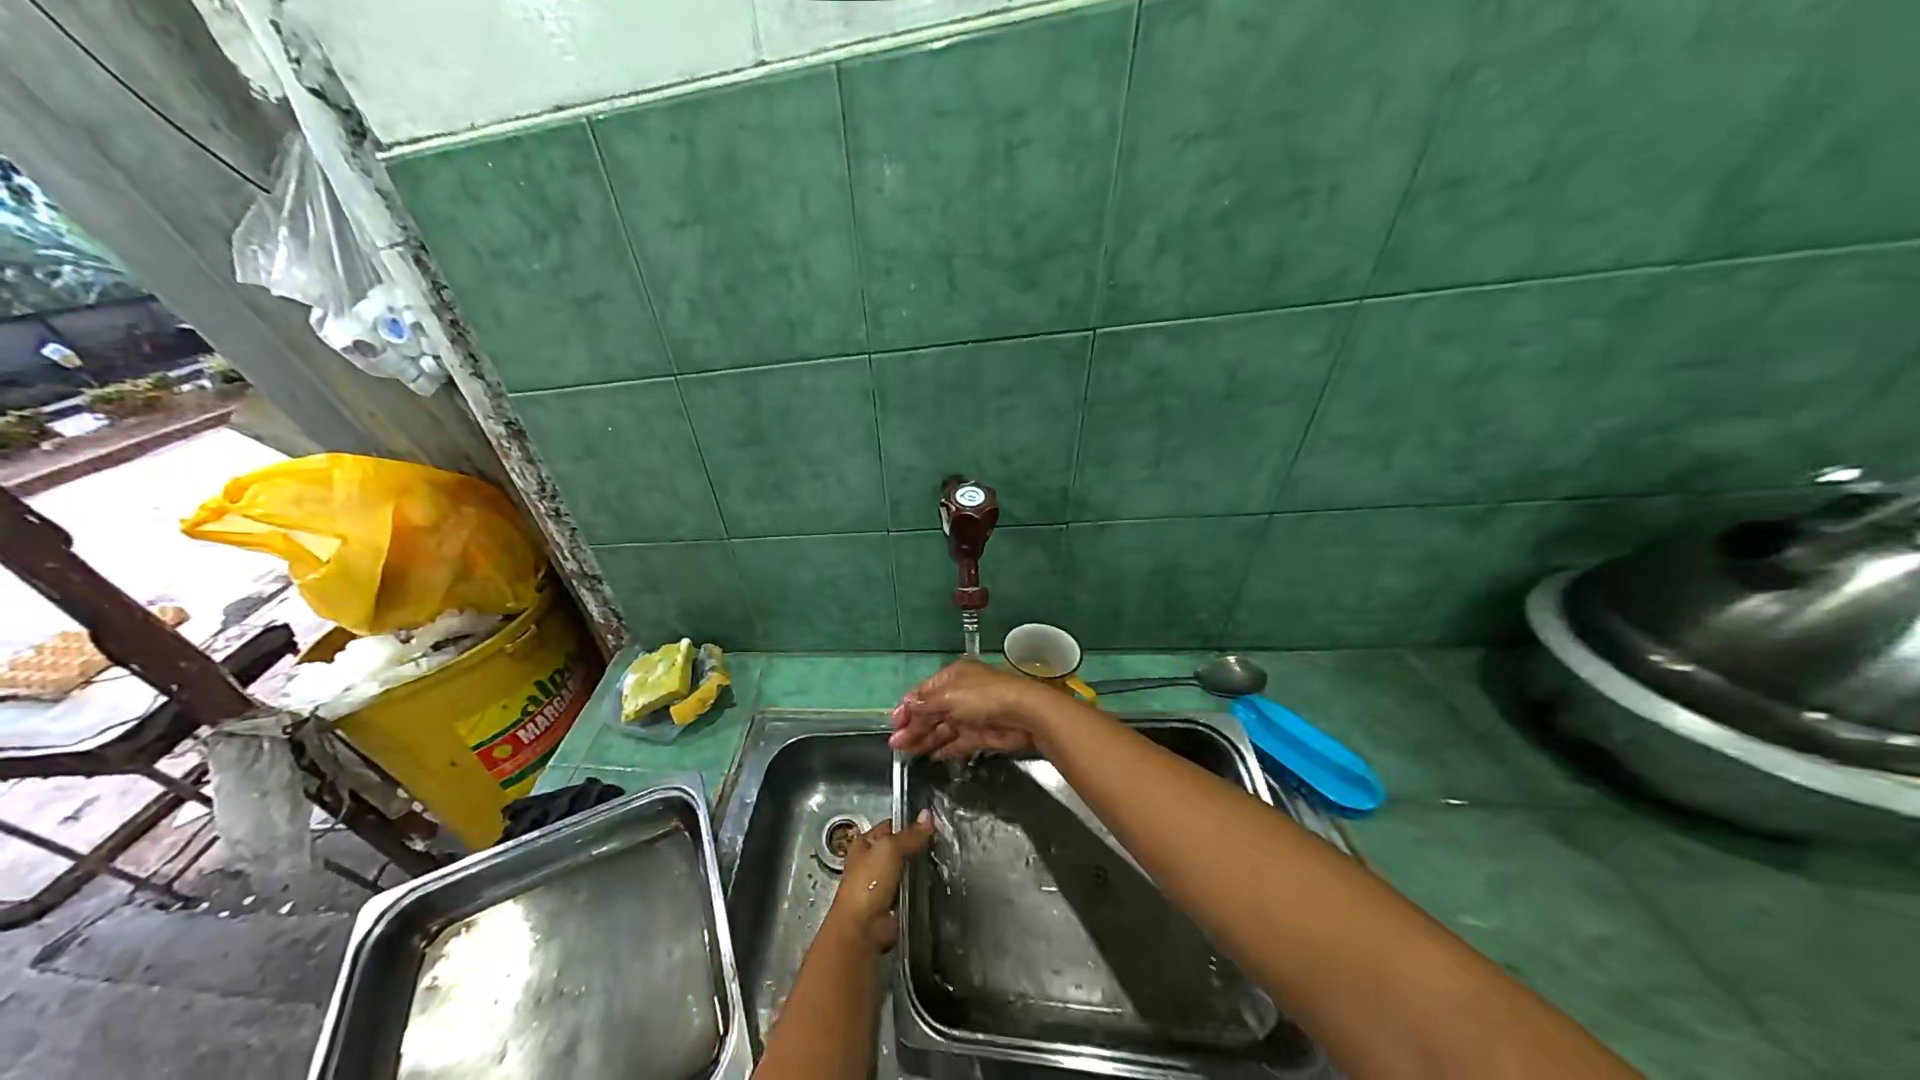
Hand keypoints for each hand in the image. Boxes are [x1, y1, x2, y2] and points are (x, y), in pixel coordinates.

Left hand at [826, 814, 933, 948]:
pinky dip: (919, 888)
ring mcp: (880, 885)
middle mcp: (870, 862)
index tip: (932, 822)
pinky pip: (909, 890)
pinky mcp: (891, 905)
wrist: (863, 928)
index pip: (889, 826)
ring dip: (920, 869)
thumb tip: (928, 814)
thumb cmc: (870, 881)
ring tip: (943, 861)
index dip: (908, 823)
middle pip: (898, 848)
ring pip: (906, 869)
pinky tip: (935, 884)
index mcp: (864, 844)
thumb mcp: (890, 849)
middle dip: (916, 846)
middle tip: (941, 842)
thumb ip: (910, 834)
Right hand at [889, 658, 1049, 761]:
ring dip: (925, 739)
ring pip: (942, 728)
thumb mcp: (949, 696)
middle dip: (913, 727)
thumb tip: (906, 705)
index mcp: (952, 677)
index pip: (923, 693)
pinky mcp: (981, 734)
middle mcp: (960, 694)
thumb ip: (925, 705)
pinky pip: (957, 742)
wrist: (1024, 713)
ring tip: (907, 753)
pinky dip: (944, 748)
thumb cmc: (984, 697)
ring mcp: (971, 715)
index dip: (908, 709)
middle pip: (931, 712)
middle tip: (896, 745)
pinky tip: (931, 756)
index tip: (894, 725)